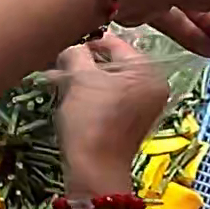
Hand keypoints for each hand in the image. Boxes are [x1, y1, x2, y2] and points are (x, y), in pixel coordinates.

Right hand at [54, 36, 169, 195]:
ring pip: (108, 79)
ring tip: (58, 79)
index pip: (114, 42)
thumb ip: (75, 53)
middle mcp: (152, 84)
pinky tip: (70, 95)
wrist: (93, 168)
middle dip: (83, 61)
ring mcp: (143, 104)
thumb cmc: (90, 118)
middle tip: (57, 63)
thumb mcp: (79, 79)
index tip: (61, 44)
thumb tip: (71, 44)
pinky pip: (110, 95)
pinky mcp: (129, 119)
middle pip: (112, 61)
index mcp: (148, 71)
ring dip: (83, 77)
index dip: (85, 41)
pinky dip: (91, 92)